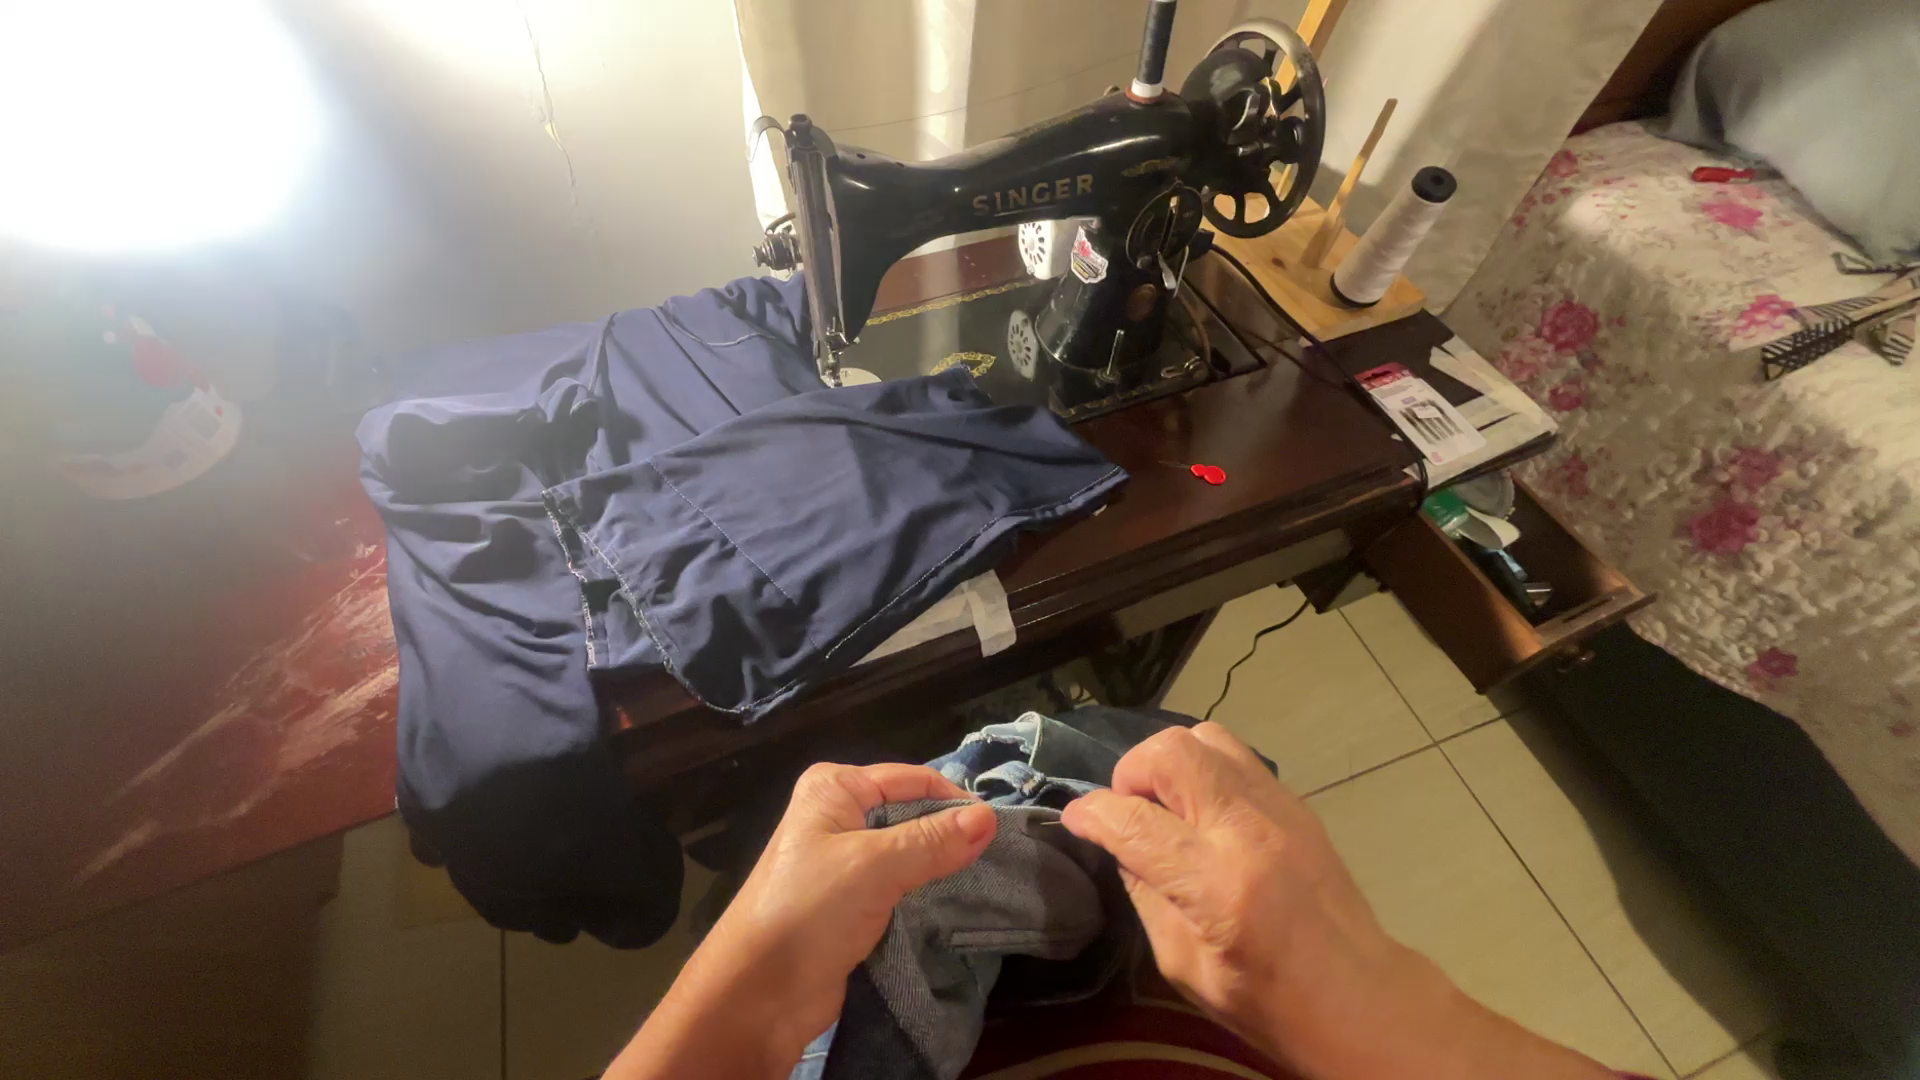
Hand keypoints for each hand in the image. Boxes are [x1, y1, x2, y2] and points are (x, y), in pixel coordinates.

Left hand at [611, 763, 996, 1078]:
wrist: (755, 999)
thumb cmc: (807, 912)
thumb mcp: (873, 867)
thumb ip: (932, 841)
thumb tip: (990, 816)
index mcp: (835, 787)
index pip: (910, 778)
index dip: (953, 799)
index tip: (997, 828)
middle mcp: (839, 813)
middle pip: (910, 811)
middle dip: (949, 831)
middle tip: (997, 855)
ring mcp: (844, 858)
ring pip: (908, 849)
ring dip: (939, 862)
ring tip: (985, 877)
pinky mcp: (851, 899)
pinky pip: (900, 881)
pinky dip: (926, 888)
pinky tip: (955, 899)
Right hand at [1062, 723, 1612, 1079]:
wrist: (1364, 1000)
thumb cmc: (1268, 1001)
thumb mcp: (1181, 964)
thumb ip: (1143, 891)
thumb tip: (1119, 841)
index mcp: (1217, 886)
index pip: (1134, 822)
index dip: (1091, 814)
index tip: (1074, 819)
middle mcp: (1247, 830)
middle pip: (1170, 753)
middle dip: (1131, 772)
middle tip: (1129, 809)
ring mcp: (1277, 806)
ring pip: (1203, 736)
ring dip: (1168, 761)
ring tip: (1166, 802)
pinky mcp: (1294, 800)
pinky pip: (1232, 753)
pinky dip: (1201, 767)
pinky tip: (1200, 806)